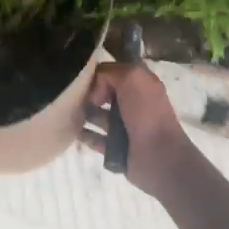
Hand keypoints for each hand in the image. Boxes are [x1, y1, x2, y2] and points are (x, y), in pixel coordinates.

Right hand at [81, 62, 196, 198]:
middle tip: (71, 97)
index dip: (98, 73)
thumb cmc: (146, 113)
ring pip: (97, 115)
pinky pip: (96, 138)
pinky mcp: (117, 146)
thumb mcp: (131, 78)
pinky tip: (77, 133)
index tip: (82, 78)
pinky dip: (86, 135)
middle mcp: (132, 102)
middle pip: (102, 93)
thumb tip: (94, 90)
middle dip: (86, 94)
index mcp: (140, 83)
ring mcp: (125, 125)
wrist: (159, 157)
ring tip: (69, 115)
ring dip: (83, 114)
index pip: (113, 71)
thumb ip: (109, 73)